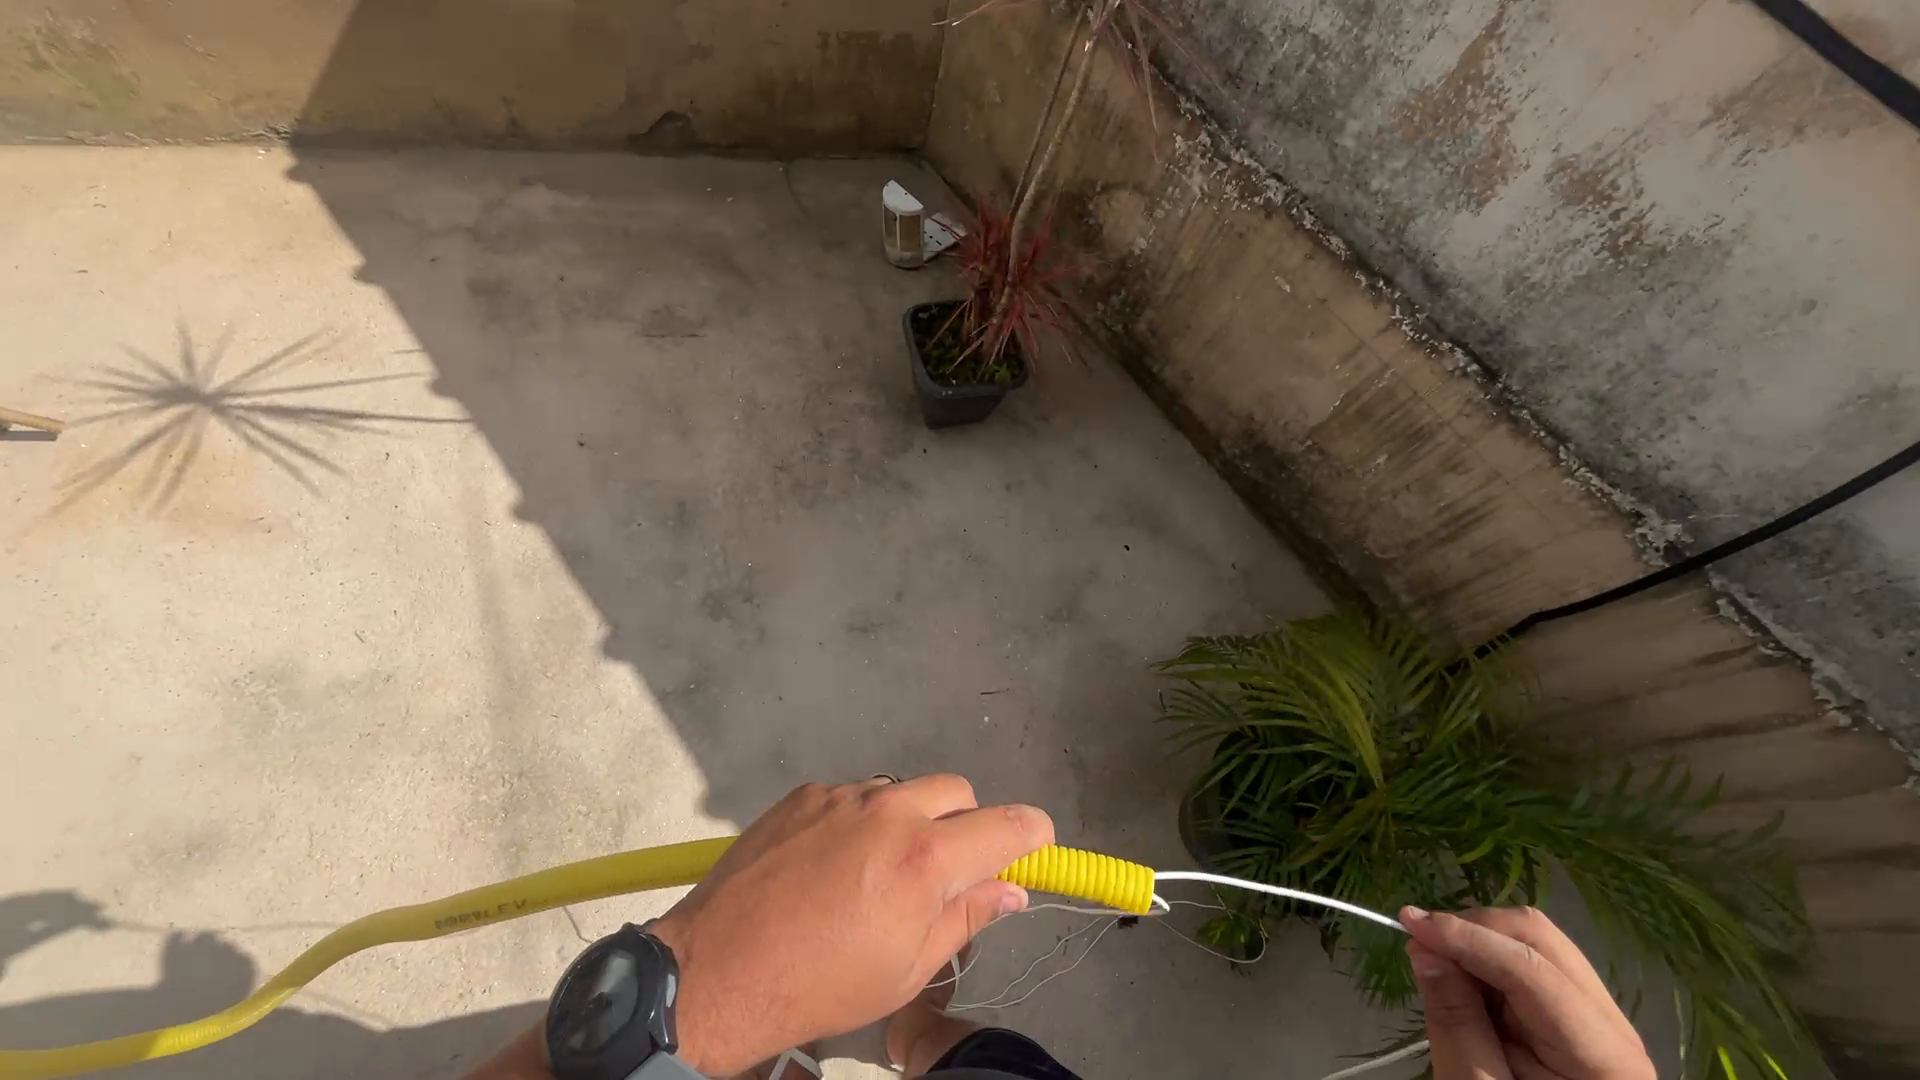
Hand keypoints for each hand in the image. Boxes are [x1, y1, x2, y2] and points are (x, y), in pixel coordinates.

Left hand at [650, 776, 1051, 1075]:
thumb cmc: (822, 983)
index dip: (1032, 835)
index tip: (1032, 848)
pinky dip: (862, 818)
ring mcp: (843, 793)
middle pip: (958, 791)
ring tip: (876, 868)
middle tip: (941, 870)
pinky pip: (856, 793)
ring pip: (904, 789)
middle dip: (965, 825)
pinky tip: (832, 860)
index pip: (1009, 824)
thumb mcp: (907, 969)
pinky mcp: (806, 792)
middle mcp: (890, 809)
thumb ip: (968, 918)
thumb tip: (1012, 890)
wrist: (718, 969)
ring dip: (910, 819)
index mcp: (925, 858)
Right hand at [1402, 906, 1654, 1079]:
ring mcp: (1599, 1020)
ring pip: (1536, 942)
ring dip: (1478, 941)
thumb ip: (1455, 1022)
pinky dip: (1486, 959)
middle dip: (1474, 928)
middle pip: (1542, 940)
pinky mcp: (1576, 1019)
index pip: (1533, 970)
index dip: (1467, 937)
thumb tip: (1424, 950)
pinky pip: (1529, 963)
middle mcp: (1615, 1028)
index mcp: (1605, 1059)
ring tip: (1438, 966)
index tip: (1408, 922)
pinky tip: (1463, 984)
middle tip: (1421, 940)